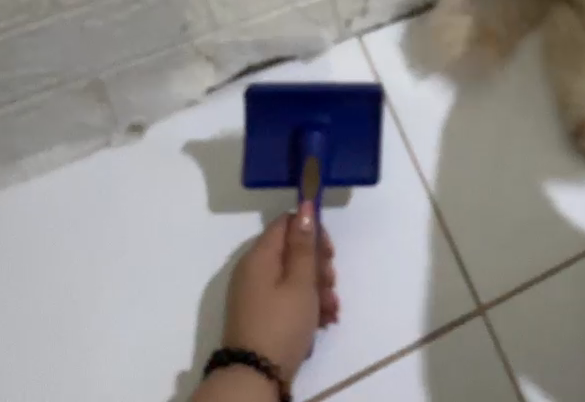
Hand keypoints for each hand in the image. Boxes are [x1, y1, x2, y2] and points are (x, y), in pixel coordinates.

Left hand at [220, 203, 339, 378]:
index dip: (312, 231)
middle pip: (292, 250)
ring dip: (316, 288)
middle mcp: (254, 269)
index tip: (330, 252)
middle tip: (331, 283)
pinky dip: (305, 304)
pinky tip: (323, 320)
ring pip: (293, 276)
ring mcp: (255, 293)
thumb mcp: (300, 281)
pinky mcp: (260, 314)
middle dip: (318, 265)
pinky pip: (285, 297)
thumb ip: (304, 243)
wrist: (254, 378)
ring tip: (331, 309)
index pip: (287, 223)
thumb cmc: (282, 323)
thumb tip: (305, 206)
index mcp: (260, 255)